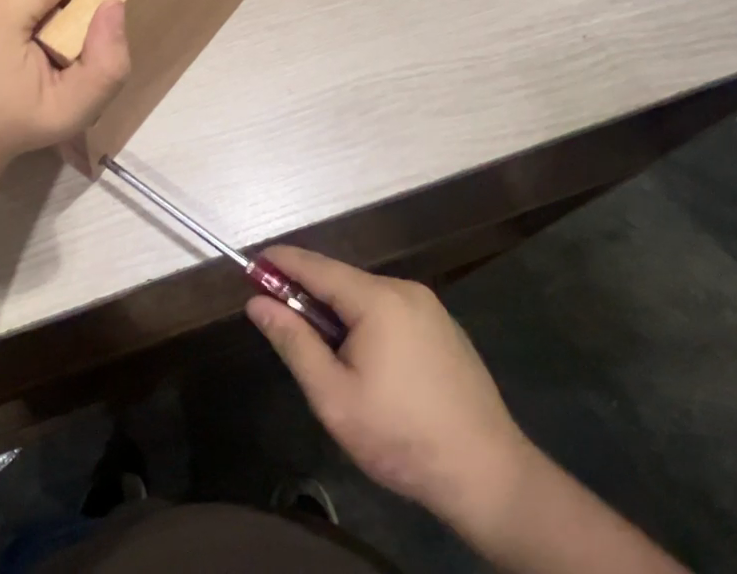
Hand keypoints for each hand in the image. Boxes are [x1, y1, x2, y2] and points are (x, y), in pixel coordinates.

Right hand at [247, 247, 532, 531]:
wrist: (487, 474)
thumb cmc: (399, 435)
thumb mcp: (332, 394)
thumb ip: (293, 341)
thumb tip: (257, 303)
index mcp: (378, 300)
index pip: (316, 266)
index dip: (280, 263)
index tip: (248, 264)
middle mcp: (406, 292)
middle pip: (341, 280)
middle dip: (305, 293)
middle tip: (276, 319)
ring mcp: (431, 310)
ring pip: (366, 298)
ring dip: (335, 312)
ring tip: (318, 352)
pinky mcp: (445, 332)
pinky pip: (390, 312)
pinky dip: (363, 322)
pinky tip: (360, 360)